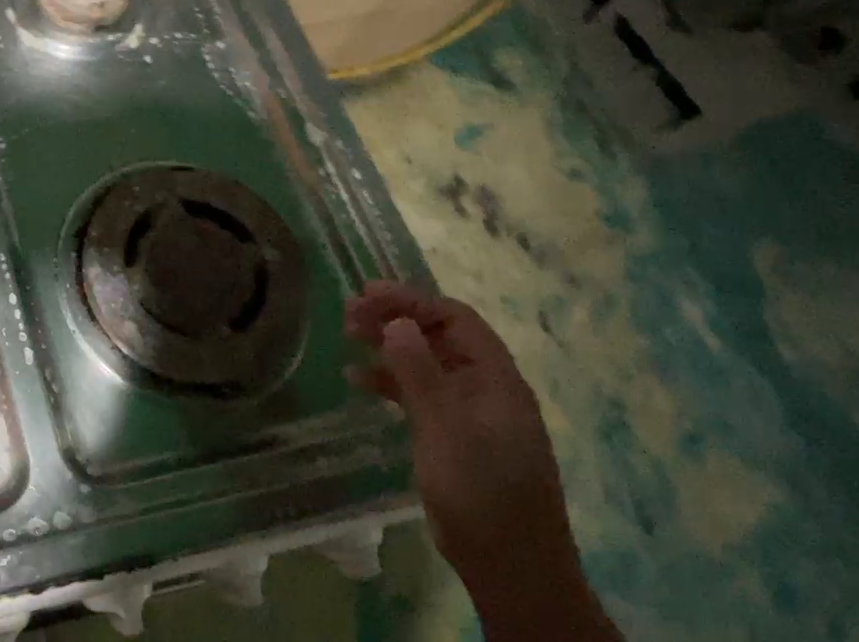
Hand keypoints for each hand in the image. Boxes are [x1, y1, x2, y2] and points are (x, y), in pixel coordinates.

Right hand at [345, 281, 579, 593]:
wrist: (511, 566)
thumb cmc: (480, 492)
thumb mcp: (445, 428)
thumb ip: (420, 373)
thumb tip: (396, 322)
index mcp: (496, 380)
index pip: (455, 318)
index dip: (411, 300)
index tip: (364, 293)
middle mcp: (486, 388)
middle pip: (440, 335)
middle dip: (395, 318)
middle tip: (349, 315)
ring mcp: (470, 413)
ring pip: (426, 361)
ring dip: (389, 345)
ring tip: (348, 337)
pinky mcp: (453, 436)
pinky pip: (419, 392)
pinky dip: (389, 380)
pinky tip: (358, 380)